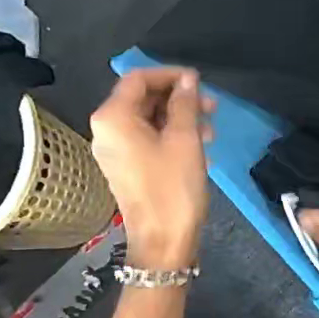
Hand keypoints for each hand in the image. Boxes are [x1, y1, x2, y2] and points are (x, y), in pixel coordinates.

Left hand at [89, 68, 215, 268]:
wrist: (163, 242)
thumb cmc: (173, 187)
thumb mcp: (185, 139)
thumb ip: (185, 103)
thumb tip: (187, 80)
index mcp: (113, 118)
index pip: (139, 79)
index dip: (170, 75)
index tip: (200, 82)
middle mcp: (106, 131)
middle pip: (142, 99)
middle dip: (179, 99)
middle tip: (212, 107)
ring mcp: (115, 151)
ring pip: (148, 120)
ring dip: (180, 119)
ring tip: (211, 132)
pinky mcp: (126, 167)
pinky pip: (147, 140)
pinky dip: (172, 136)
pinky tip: (200, 149)